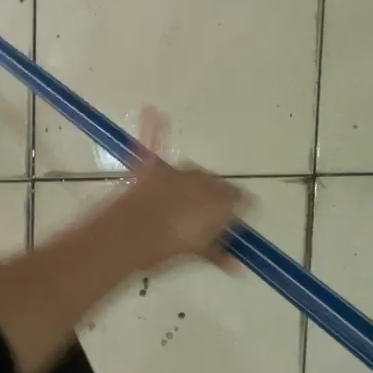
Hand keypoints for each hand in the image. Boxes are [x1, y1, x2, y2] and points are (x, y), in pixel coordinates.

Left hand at [114, 105, 245, 272]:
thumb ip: (217, 251)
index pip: (240, 200)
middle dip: (211, 197)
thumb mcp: (198, 252)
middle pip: (215, 185)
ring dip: (189, 182)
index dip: (233, 212)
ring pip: (191, 172)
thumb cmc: (169, 245)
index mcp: (224, 201)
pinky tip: (150, 110)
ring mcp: (177, 171)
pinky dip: (152, 126)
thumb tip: (232, 263)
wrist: (132, 232)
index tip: (226, 223)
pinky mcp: (151, 167)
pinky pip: (153, 140)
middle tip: (199, 217)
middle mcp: (204, 181)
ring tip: (179, 201)